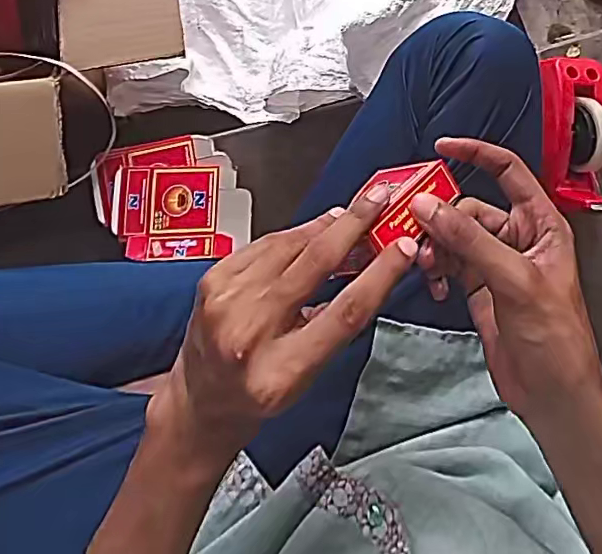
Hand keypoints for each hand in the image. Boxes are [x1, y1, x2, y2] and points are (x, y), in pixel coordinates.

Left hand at [148, 186, 418, 464]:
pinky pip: (264, 244)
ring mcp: (226, 302)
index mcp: (283, 372)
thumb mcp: (307, 375)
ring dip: (324, 225)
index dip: (379, 274)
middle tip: (377, 200)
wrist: (200, 401)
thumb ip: (336, 321)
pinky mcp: (213, 280)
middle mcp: (250, 334)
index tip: (401, 248)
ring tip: (349, 214)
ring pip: (289, 245)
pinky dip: (293, 233)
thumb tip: (365, 262)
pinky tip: (311, 230)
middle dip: (353, 225)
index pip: (344, 312)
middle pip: (315, 264)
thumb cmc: (258, 392)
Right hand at [409, 137, 601, 426]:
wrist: (554, 396)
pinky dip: (436, 267)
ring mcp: (495, 262)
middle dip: (443, 216)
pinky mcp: (478, 286)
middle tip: (419, 226)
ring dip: (435, 245)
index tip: (444, 146)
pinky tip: (435, 282)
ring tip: (427, 263)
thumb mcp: (514, 279)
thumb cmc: (558, 340)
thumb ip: (470, 240)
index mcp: (540, 224)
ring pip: (454, 235)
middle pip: (469, 207)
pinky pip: (448, 261)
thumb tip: (430, 206)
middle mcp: (517, 238)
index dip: (477, 153)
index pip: (508, 171)